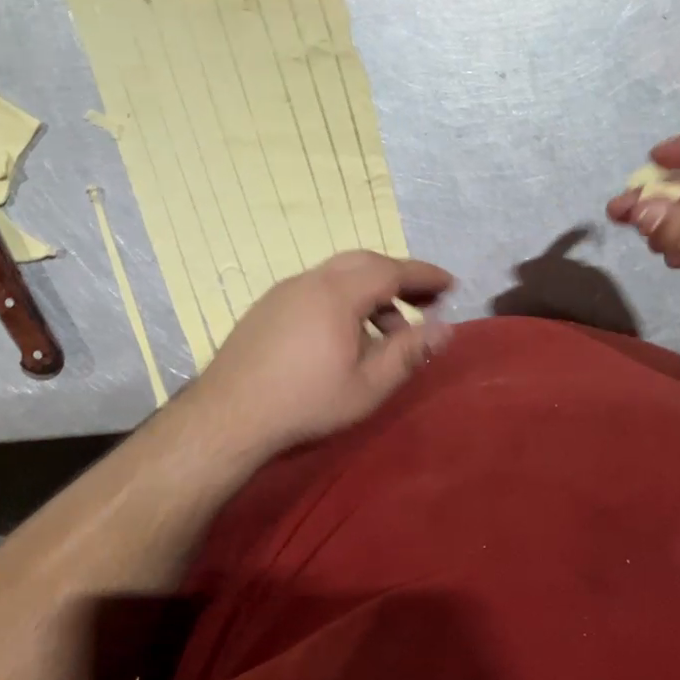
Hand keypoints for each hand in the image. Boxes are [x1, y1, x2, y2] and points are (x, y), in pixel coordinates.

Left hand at [189, 251, 455, 455]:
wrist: (229, 416)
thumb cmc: (305, 403)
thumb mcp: (367, 386)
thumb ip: (408, 353)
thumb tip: (445, 329)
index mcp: (336, 293)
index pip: (390, 269)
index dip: (423, 275)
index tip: (450, 285)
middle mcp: (308, 281)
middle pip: (362, 263)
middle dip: (398, 278)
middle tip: (424, 303)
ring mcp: (282, 292)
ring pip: (336, 277)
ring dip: (369, 294)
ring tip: (387, 334)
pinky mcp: (266, 308)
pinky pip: (315, 291)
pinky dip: (342, 301)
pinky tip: (345, 338)